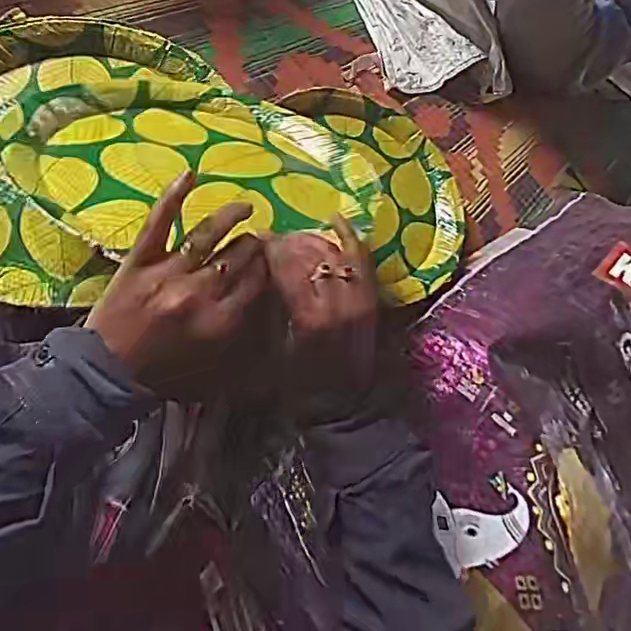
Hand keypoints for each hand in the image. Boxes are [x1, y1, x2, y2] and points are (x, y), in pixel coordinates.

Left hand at [84, 172, 269, 397]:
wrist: (104, 375)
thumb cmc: (164, 371)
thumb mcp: (213, 360)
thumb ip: (241, 324)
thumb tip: (265, 289)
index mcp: (219, 320)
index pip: (258, 279)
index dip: (269, 264)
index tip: (273, 258)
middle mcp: (199, 292)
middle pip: (240, 254)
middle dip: (255, 243)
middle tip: (259, 238)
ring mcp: (168, 272)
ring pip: (210, 233)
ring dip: (232, 216)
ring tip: (245, 208)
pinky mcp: (140, 260)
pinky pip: (161, 221)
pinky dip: (175, 195)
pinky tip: (191, 174)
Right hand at [266, 216, 378, 421]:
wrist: (346, 410)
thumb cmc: (301, 390)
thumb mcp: (274, 355)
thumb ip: (269, 312)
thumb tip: (259, 275)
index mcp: (310, 317)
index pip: (288, 268)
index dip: (272, 249)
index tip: (259, 239)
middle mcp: (339, 301)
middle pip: (312, 256)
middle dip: (290, 243)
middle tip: (274, 239)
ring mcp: (359, 297)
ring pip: (335, 253)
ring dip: (314, 241)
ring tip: (296, 237)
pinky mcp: (371, 298)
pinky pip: (361, 259)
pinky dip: (350, 237)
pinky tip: (336, 220)